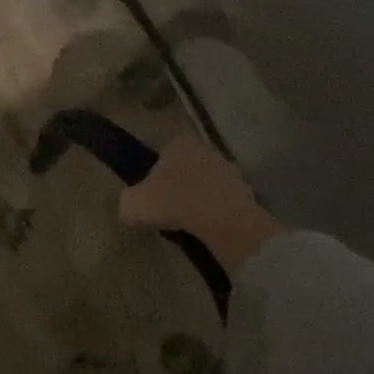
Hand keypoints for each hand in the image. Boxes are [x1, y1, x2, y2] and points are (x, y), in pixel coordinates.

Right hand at [118, 132, 282, 270]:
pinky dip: (214, 215)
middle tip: (166, 211)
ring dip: (196, 202)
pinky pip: (221, 204)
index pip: (162, 154)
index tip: (151, 196)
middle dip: (177, 188)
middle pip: (185, 169)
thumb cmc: (172, 202)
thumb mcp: (132, 204)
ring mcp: (229, 170)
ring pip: (205, 186)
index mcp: (179, 142)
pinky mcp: (245, 193)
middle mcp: (206, 149)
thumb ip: (127, 202)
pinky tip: (205, 230)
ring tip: (186, 225)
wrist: (220, 220)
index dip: (154, 175)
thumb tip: (130, 208)